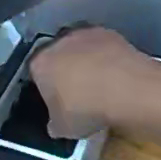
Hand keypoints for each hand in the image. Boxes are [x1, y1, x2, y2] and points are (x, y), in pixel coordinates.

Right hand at [28, 27, 151, 139]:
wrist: (124, 87)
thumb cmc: (86, 108)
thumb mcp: (63, 128)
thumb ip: (54, 123)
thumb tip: (55, 124)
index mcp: (40, 64)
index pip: (35, 73)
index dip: (45, 87)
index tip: (56, 100)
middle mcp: (57, 42)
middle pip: (56, 55)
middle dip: (63, 69)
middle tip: (76, 91)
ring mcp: (83, 33)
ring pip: (77, 47)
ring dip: (84, 60)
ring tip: (98, 81)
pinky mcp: (107, 31)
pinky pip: (100, 45)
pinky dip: (104, 55)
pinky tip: (113, 72)